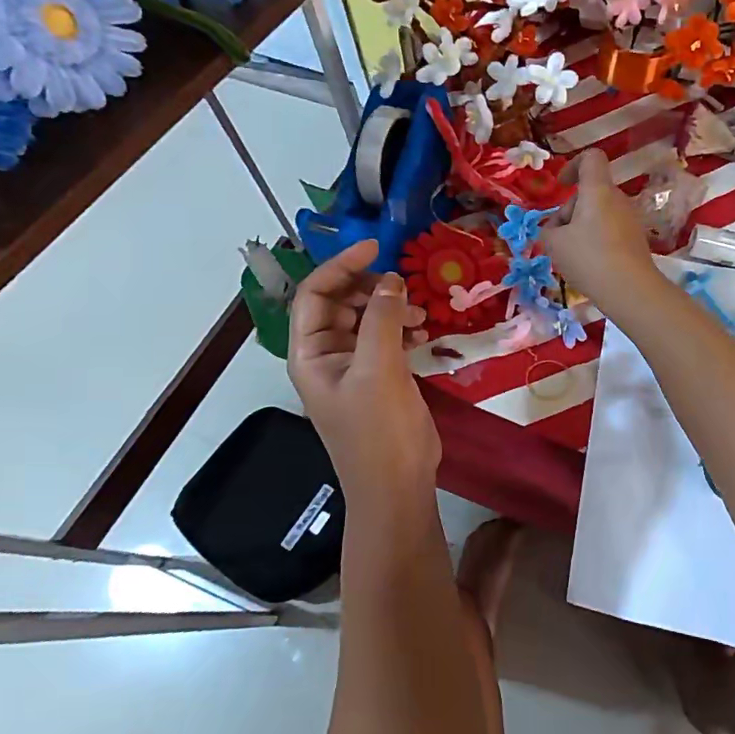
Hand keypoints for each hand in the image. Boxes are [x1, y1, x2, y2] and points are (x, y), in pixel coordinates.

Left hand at [287, 239, 439, 505]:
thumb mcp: (379, 371)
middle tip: (404, 287)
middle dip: (371, 289)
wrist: (396, 485)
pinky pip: (385, 341)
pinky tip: (424, 333)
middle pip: (340, 303)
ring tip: (420, 315)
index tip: (376, 248)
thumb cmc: (379, 431)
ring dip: (390, 309)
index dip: (341, 266)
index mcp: (310, 353)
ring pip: (366, 320)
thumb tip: (391, 280)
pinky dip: (402, 330)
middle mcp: (326, 356)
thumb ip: (382, 319)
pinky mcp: (379, 379)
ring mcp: (353, 368)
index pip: (315, 294)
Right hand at [542, 150, 659, 304]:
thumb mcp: (554, 244)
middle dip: (569, 210)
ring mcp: (630, 220)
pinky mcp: (635, 239)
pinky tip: (589, 265)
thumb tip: (553, 229)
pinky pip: (609, 230)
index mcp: (598, 190)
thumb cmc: (589, 259)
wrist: (630, 290)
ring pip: (599, 213)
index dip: (572, 165)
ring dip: (580, 228)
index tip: (560, 185)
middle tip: (557, 238)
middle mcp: (618, 199)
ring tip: (570, 256)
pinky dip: (595, 240)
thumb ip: (547, 230)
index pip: (591, 158)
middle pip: (590, 192)